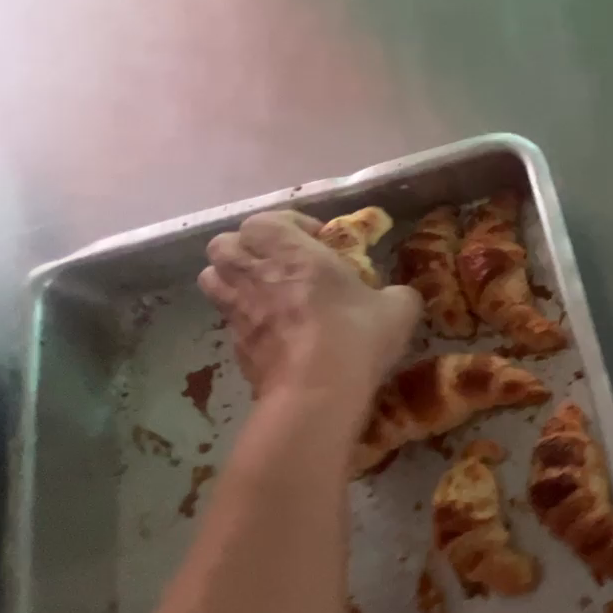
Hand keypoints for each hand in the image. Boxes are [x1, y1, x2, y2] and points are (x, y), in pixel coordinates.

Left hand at [197, 211, 419, 397]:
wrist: (317, 392)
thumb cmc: (357, 336)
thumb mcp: (400, 308)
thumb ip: (397, 293)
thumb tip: (397, 295)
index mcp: (294, 255)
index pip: (263, 220)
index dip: (287, 223)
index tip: (317, 239)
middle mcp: (256, 275)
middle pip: (224, 243)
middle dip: (248, 246)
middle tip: (281, 260)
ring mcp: (239, 311)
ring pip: (212, 278)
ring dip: (234, 277)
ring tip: (268, 289)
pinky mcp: (234, 345)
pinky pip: (229, 317)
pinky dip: (246, 315)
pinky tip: (277, 329)